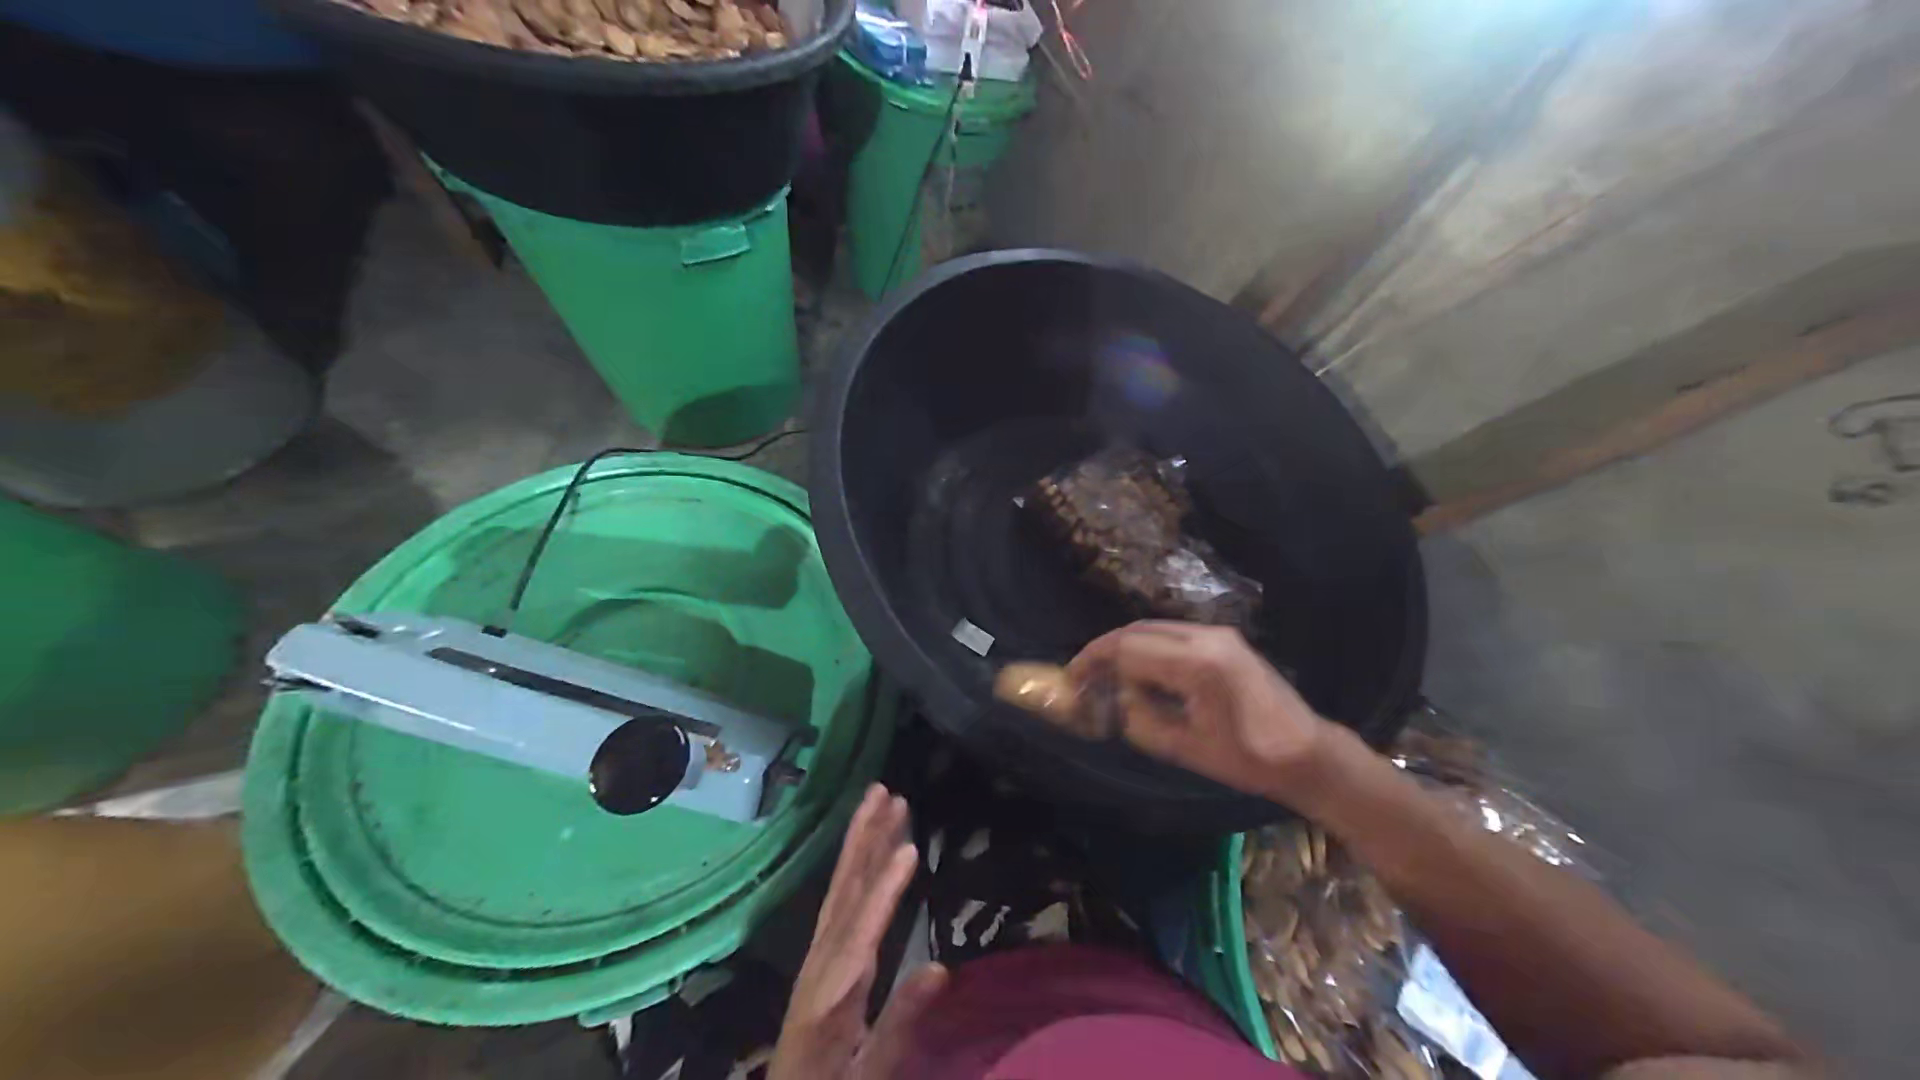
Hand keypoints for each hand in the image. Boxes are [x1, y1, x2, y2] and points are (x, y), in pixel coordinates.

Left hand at [769, 785, 947, 1079]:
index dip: (886, 888)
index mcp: (838, 988)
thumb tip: (941, 968)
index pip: (865, 928)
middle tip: (888, 793)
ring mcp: (818, 949)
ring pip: (841, 884)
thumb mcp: (871, 1072)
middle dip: (868, 838)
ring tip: (879, 798)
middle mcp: (824, 957)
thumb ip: (901, 1022)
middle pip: (847, 889)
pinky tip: (865, 843)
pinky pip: (838, 895)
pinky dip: (853, 861)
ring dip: (860, 838)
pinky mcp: (820, 948)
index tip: (909, 849)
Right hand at [1066, 621, 1331, 802]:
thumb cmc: (1248, 759)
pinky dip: (1147, 646)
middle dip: (1105, 649)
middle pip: (1138, 630)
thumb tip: (1119, 699)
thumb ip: (1141, 719)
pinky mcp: (1225, 638)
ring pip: (1154, 627)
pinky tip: (1139, 668)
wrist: (1307, 753)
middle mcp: (1206, 637)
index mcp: (1197, 664)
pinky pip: (1173, 633)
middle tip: (1084, 674)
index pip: (1128, 648)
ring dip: (1125, 645)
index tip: (1073, 677)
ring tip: (1106, 672)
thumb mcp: (1185, 748)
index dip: (1094, 660)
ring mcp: (1218, 634)